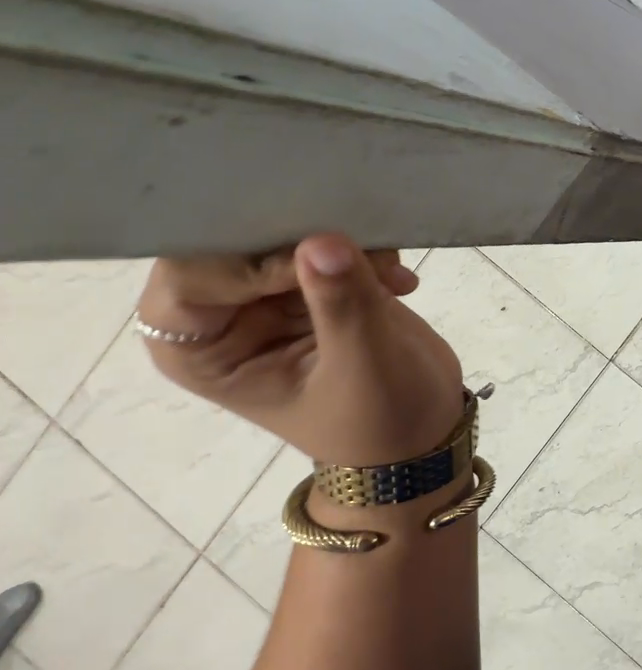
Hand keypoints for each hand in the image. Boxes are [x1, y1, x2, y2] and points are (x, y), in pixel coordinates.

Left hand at [137, 234, 462, 465]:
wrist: (423, 431)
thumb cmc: (380, 419)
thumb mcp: (363, 368)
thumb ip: (342, 305)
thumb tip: (322, 241)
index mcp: (202, 349)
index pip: (191, 278)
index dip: (247, 261)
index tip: (318, 257)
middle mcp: (225, 316)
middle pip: (235, 247)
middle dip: (303, 242)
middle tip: (369, 255)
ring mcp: (272, 297)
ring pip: (286, 237)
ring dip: (345, 245)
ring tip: (393, 273)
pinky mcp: (319, 285)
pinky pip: (329, 245)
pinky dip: (369, 251)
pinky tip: (401, 281)